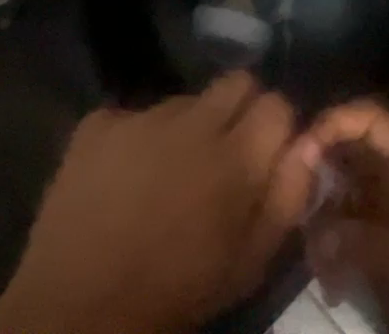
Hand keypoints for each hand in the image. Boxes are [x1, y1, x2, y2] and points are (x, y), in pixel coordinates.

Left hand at [0, 73, 314, 333]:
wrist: (78, 307)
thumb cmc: (178, 291)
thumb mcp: (250, 261)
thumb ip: (289, 195)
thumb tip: (310, 142)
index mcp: (236, 157)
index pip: (278, 103)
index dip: (277, 127)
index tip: (265, 154)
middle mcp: (192, 121)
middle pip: (237, 81)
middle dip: (240, 109)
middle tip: (225, 152)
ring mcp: (140, 116)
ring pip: (184, 100)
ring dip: (188, 126)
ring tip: (168, 172)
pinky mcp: (98, 122)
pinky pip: (134, 114)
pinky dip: (137, 138)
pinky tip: (125, 176)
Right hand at [297, 102, 388, 333]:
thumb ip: (359, 241)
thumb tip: (314, 237)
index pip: (366, 119)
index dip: (330, 125)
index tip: (297, 156)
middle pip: (351, 162)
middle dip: (321, 190)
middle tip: (296, 223)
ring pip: (353, 205)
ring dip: (331, 234)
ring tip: (324, 276)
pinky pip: (365, 238)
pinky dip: (347, 258)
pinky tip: (337, 289)